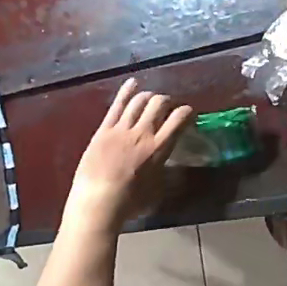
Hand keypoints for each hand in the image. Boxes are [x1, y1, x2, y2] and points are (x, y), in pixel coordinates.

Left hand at [63, 79, 192, 231]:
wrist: (98, 200)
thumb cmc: (130, 202)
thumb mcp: (157, 189)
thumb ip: (165, 172)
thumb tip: (171, 165)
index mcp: (159, 149)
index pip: (179, 119)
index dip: (187, 112)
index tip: (188, 113)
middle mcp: (143, 133)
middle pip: (159, 104)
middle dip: (166, 101)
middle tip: (165, 107)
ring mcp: (121, 129)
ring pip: (139, 101)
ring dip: (148, 96)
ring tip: (150, 99)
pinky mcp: (104, 129)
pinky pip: (117, 105)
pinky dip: (126, 91)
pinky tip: (132, 83)